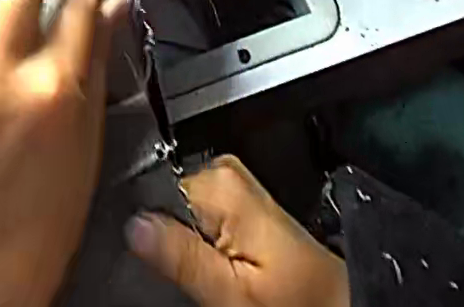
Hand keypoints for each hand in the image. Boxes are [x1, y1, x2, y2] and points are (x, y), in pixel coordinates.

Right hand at [126, 155, 350, 306]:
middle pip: (167, 201)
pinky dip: (196, 237)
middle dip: (168, 237)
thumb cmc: (291, 296)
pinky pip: (196, 211)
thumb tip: (135, 225)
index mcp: (220, 181)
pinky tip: (211, 259)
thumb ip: (182, 255)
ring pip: (179, 209)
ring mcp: (230, 180)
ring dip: (181, 240)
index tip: (161, 262)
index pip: (156, 194)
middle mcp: (224, 170)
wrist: (329, 296)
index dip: (150, 231)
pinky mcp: (234, 194)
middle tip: (195, 273)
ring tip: (208, 268)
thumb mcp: (230, 291)